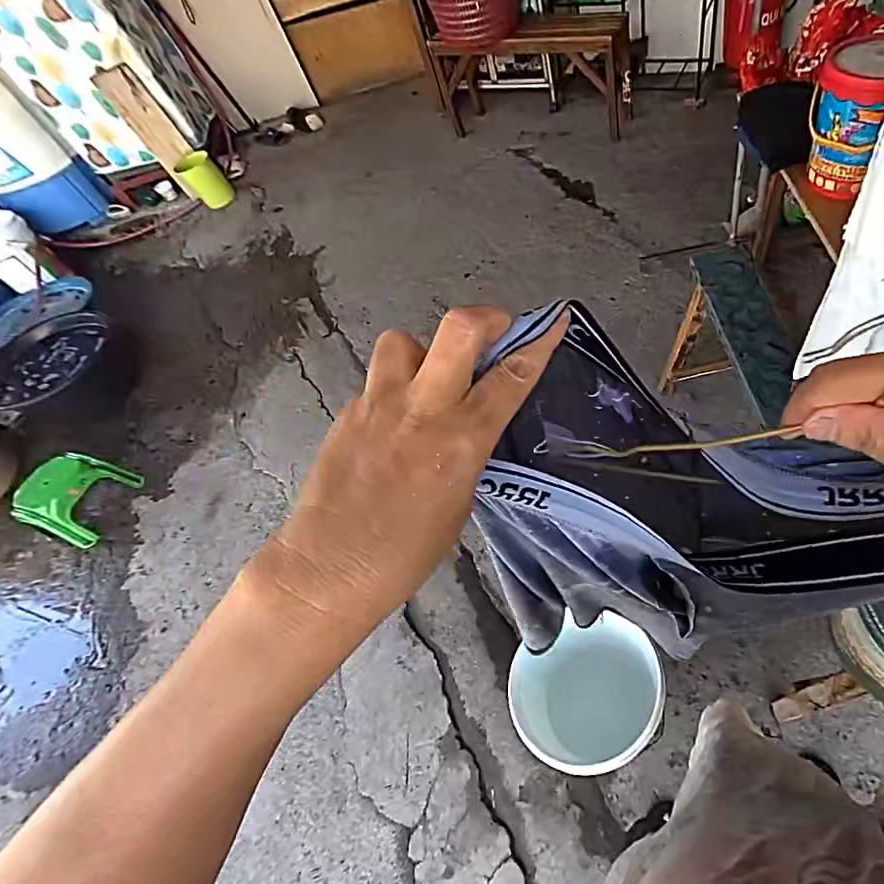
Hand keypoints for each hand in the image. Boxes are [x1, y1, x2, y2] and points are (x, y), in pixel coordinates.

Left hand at [256, 307, 566, 628]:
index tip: (553, 321)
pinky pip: (378, 381)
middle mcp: (423, 409)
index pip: (511, 376)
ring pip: (404, 340)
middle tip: (496, 329)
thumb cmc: (408, 551)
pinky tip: (394, 424)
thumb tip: (468, 424)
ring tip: (428, 380)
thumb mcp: (461, 501)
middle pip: (458, 329)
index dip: (539, 342)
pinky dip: (395, 390)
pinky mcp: (347, 411)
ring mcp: (379, 404)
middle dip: (487, 317)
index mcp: (462, 440)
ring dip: (424, 350)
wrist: (330, 566)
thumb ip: (468, 451)